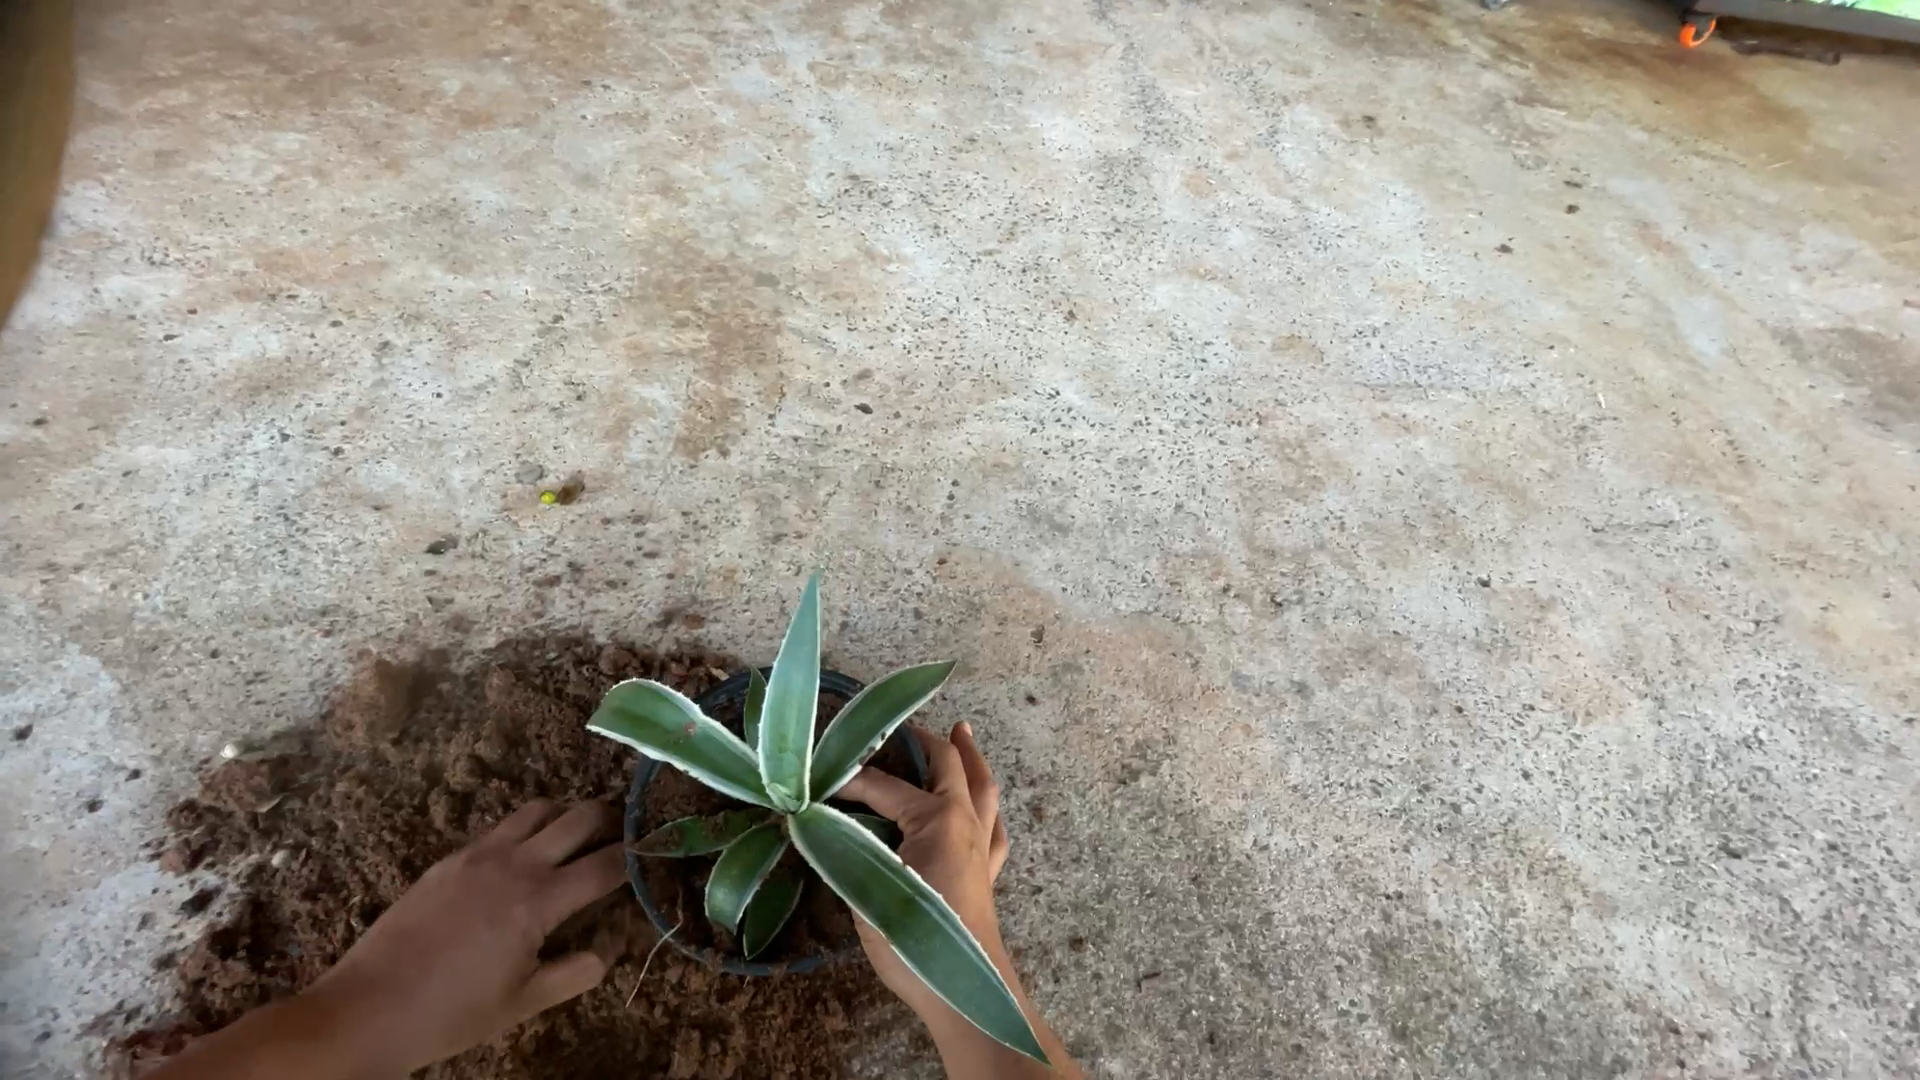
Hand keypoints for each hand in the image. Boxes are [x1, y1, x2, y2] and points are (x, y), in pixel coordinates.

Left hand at [309, 800, 626, 1073]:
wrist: (360, 1012)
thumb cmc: (448, 1014)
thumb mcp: (521, 1005)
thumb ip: (574, 973)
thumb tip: (610, 950)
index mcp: (540, 901)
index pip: (606, 864)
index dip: (635, 856)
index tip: (649, 854)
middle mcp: (517, 864)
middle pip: (581, 815)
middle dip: (610, 819)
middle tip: (620, 833)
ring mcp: (481, 855)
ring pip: (541, 808)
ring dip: (566, 814)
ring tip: (574, 835)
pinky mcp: (452, 858)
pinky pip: (503, 826)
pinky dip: (527, 829)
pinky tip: (523, 855)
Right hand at [837, 723, 1008, 1011]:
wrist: (964, 988)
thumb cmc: (914, 937)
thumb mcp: (869, 890)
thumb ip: (850, 850)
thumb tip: (825, 825)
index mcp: (937, 819)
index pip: (888, 787)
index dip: (856, 780)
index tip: (828, 778)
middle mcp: (966, 821)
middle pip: (951, 766)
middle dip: (928, 742)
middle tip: (909, 728)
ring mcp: (983, 845)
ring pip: (984, 788)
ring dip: (971, 758)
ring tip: (963, 733)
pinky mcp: (990, 870)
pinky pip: (995, 826)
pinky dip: (987, 806)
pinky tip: (984, 806)